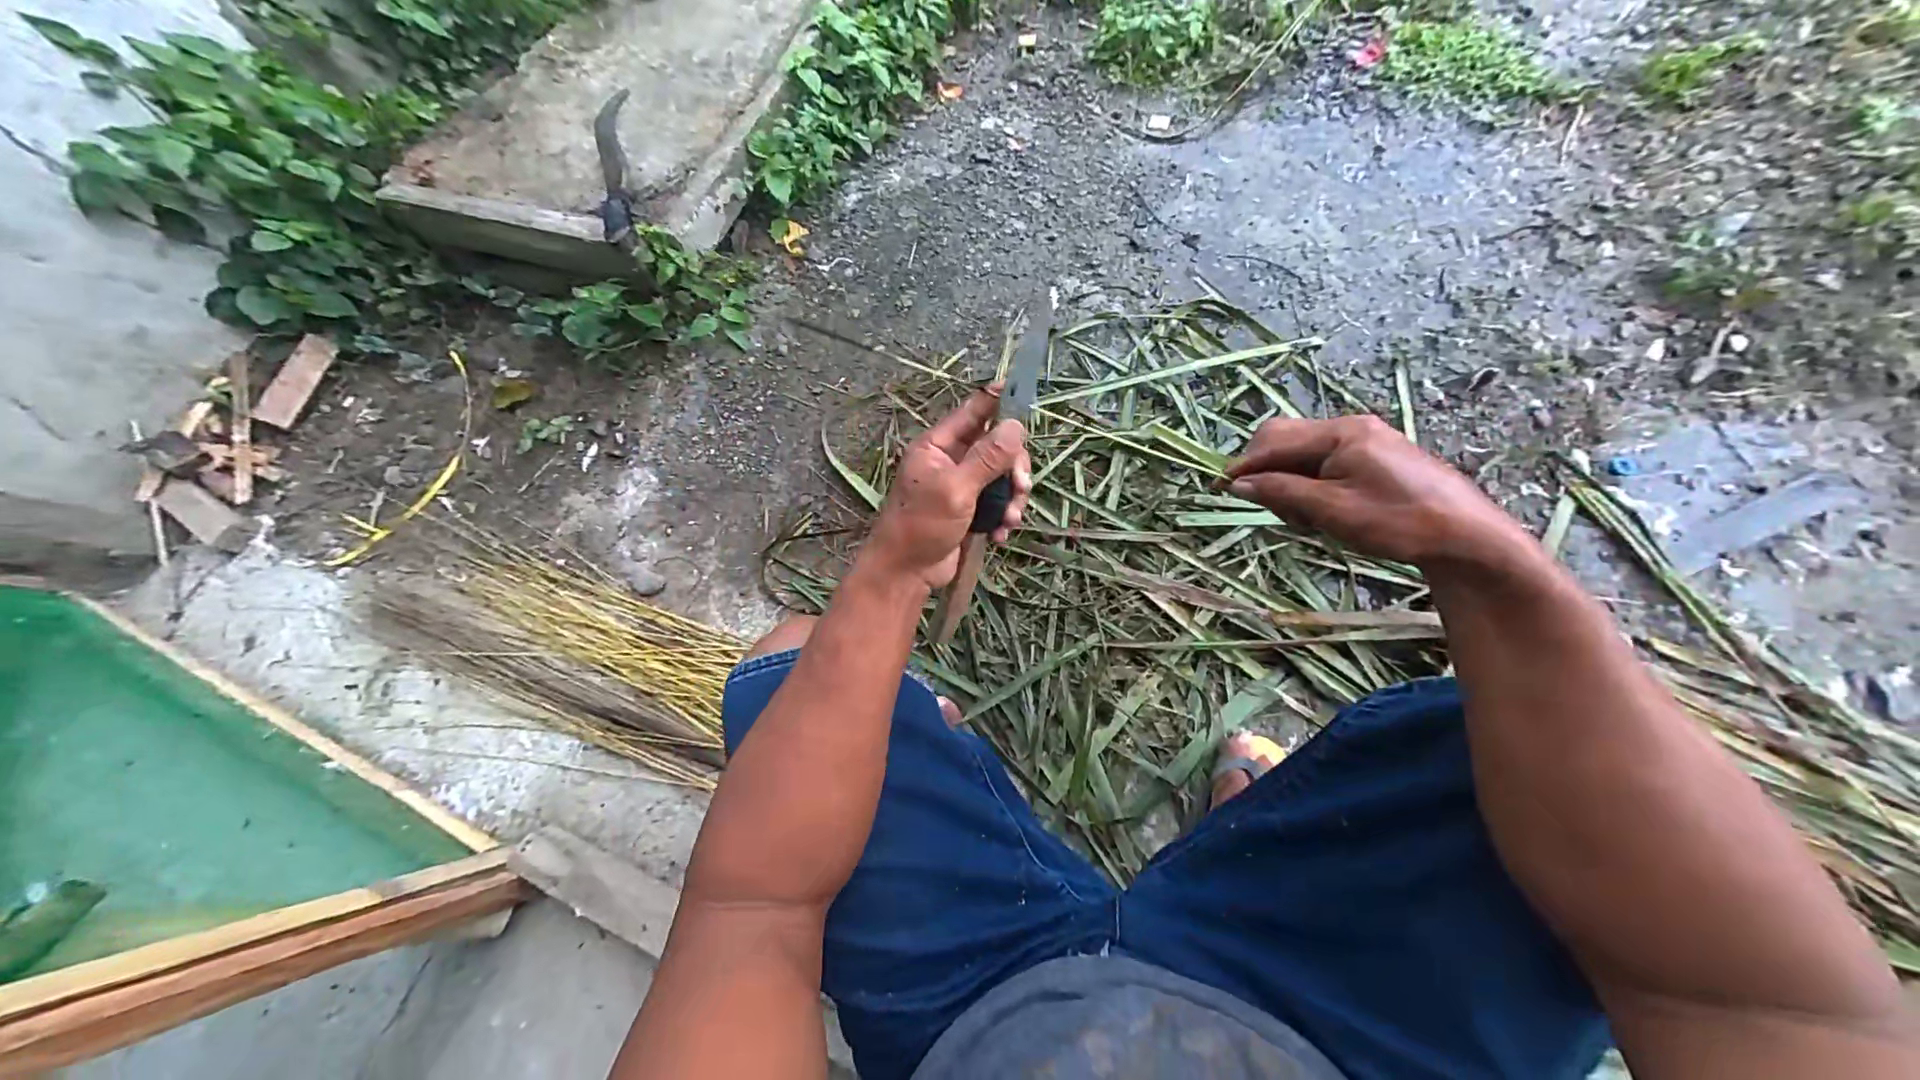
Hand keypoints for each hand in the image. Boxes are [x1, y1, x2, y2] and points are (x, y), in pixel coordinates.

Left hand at [860, 388, 1030, 589]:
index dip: (999, 401)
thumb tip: (1015, 426)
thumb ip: (987, 458)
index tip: (1025, 394)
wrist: (906, 572)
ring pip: (1002, 476)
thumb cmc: (921, 525)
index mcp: (938, 445)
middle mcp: (950, 460)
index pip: (973, 412)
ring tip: (1010, 519)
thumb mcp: (956, 489)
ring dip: (1012, 497)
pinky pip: (998, 502)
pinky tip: (1000, 533)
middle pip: (997, 446)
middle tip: (1020, 487)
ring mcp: (961, 485)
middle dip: (1013, 467)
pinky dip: (1004, 515)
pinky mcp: (971, 510)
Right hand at [1224, 415, 1536, 570]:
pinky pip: (1323, 464)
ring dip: (1289, 483)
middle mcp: (1350, 428)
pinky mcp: (1372, 459)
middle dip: (1267, 472)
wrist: (1468, 537)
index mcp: (1341, 433)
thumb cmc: (1399, 522)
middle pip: (1285, 440)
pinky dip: (1310, 486)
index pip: (1274, 441)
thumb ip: (1282, 492)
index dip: (1244, 466)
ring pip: (1302, 454)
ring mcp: (1364, 442)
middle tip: (1273, 509)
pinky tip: (1322, 512)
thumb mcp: (1331, 511)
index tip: (1220, 488)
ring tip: (1306, 519)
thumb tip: (1239, 484)